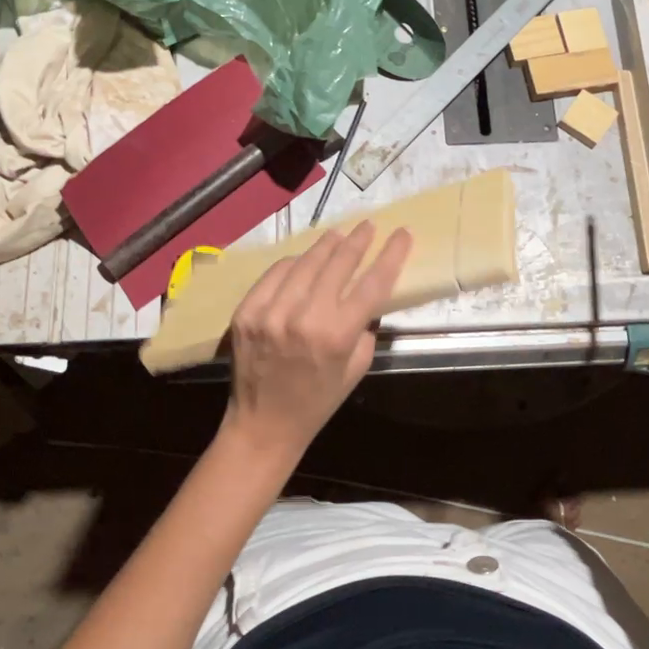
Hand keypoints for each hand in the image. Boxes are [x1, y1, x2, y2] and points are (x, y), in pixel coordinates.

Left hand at [219, 222, 411, 460]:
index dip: (391, 255)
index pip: (372, 284)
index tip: (403, 234)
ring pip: (304, 263)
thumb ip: (364, 327)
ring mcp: (270, 313)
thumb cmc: (318, 400)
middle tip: (368, 225)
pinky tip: (303, 260)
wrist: (264, 424)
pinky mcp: (246, 312)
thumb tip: (365, 294)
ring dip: (325, 246)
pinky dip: (292, 264)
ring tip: (338, 236)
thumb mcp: (356, 368)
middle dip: (358, 240)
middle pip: (337, 264)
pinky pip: (274, 275)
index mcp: (336, 336)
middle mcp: (302, 319)